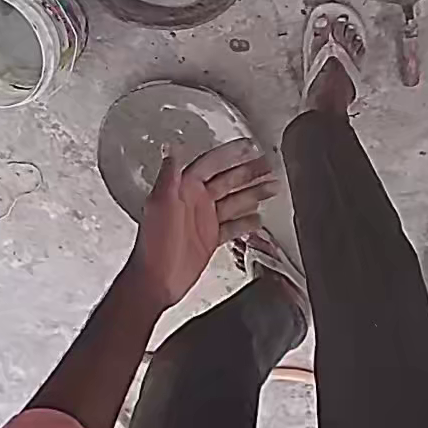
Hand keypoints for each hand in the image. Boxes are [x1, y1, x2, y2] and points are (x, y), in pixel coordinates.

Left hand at [123, 138, 279, 311]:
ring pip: (234, 201)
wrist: (156, 280)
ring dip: (254, 193)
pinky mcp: (210, 238)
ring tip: (273, 187)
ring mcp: (204, 219)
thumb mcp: (160, 204)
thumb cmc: (154, 243)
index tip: (248, 146)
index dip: (230, 154)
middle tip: (269, 165)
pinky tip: (259, 218)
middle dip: (249, 172)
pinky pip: (233, 225)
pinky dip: (246, 221)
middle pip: (228, 180)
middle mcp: (195, 200)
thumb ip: (169, 175)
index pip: (211, 164)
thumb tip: (171, 147)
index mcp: (183, 188)